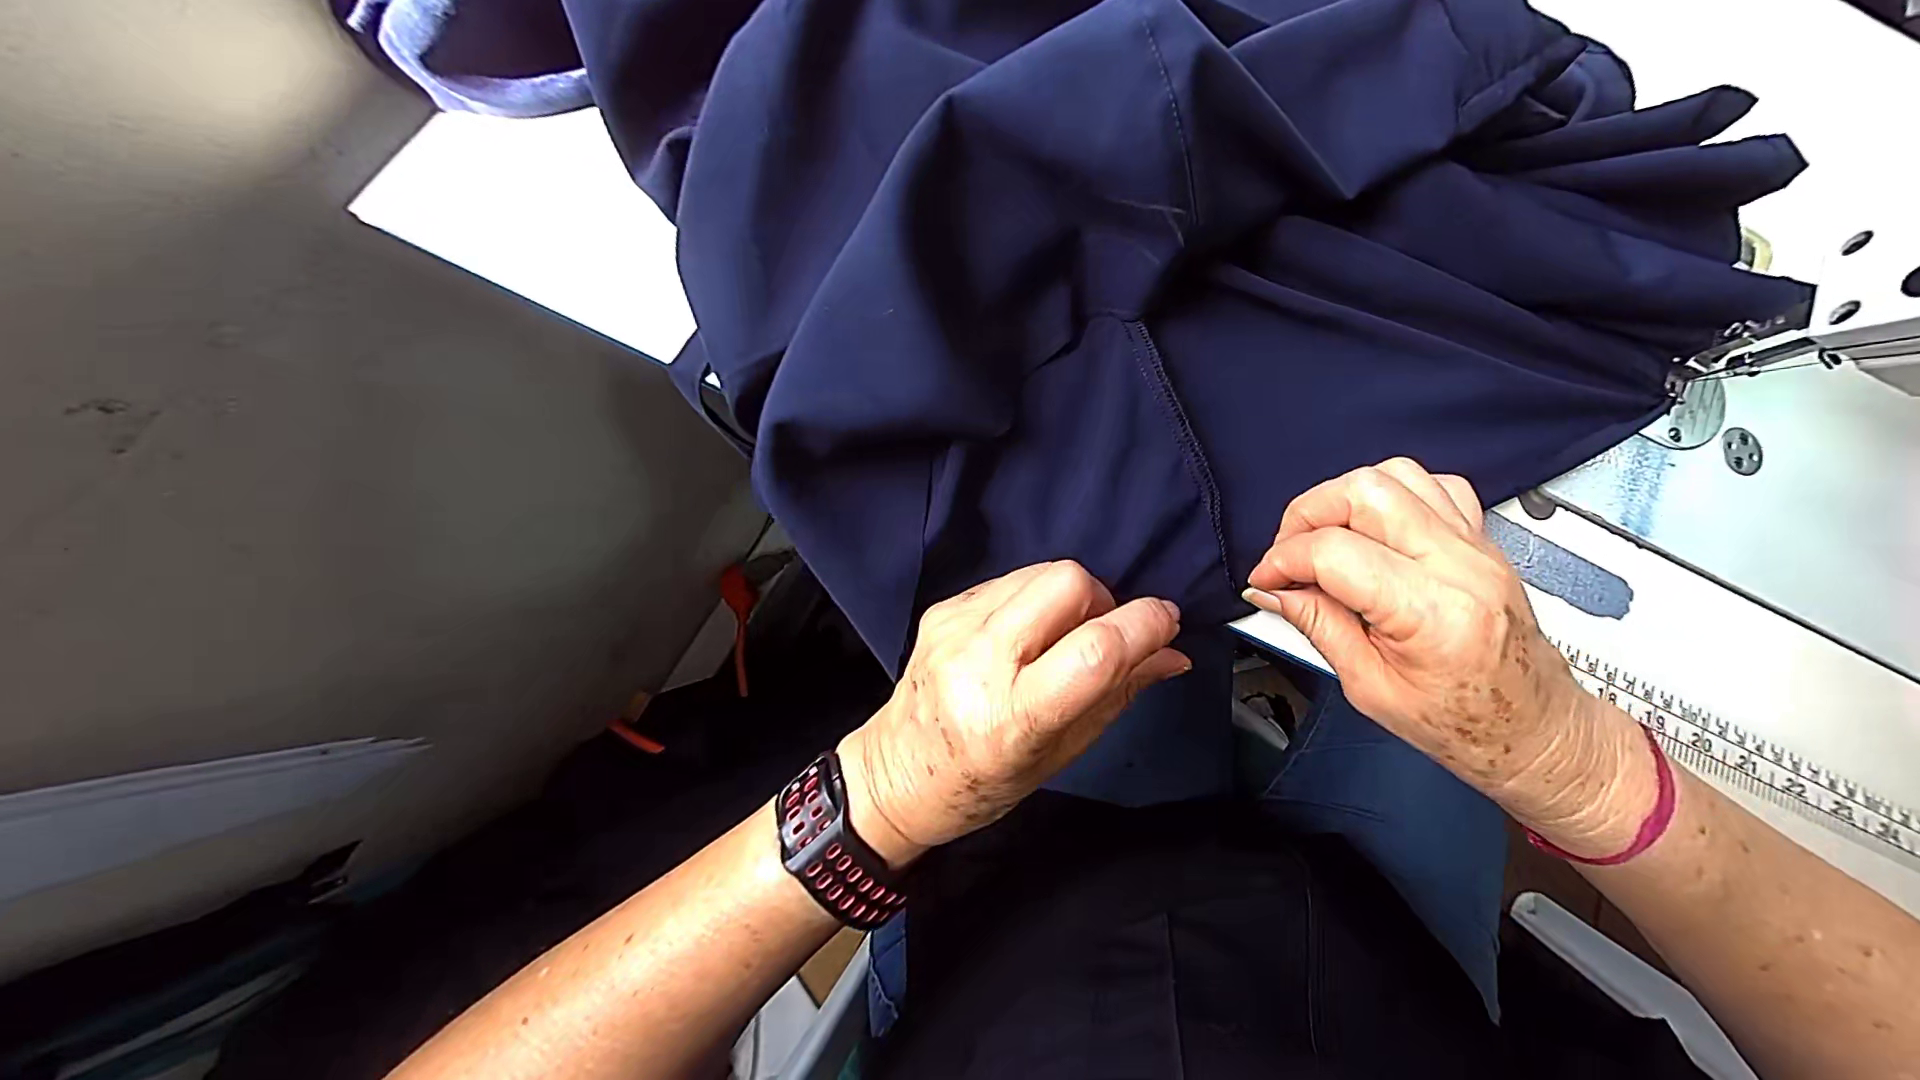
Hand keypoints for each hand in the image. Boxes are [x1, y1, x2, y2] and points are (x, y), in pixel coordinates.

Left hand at [839, 561, 1190, 866]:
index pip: (1095, 650)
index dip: (1144, 624)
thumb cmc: (984, 782)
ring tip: (1059, 636)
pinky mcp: (941, 610)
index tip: (1166, 620)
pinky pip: (1009, 580)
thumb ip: (1118, 695)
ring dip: (1069, 596)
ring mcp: (954, 629)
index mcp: (1014, 715)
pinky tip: (1023, 633)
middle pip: (1067, 583)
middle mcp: (978, 661)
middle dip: (1102, 601)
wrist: (897, 771)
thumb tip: (1172, 654)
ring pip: (1040, 572)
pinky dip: (1033, 599)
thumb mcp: (1060, 754)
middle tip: (1100, 635)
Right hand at [1242, 458, 1656, 855]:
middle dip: (1305, 515)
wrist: (1537, 730)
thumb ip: (1317, 625)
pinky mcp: (1482, 541)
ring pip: (1395, 476)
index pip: (1334, 552)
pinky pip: (1431, 485)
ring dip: (1342, 500)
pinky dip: (1387, 497)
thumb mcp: (1367, 687)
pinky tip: (1369, 529)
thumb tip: (1273, 591)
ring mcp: (1477, 548)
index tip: (1264, 581)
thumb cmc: (1461, 723)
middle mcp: (1462, 568)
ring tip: (1323, 537)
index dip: (1281, 561)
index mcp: (1432, 615)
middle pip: (1364, 493)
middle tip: (1287, 554)